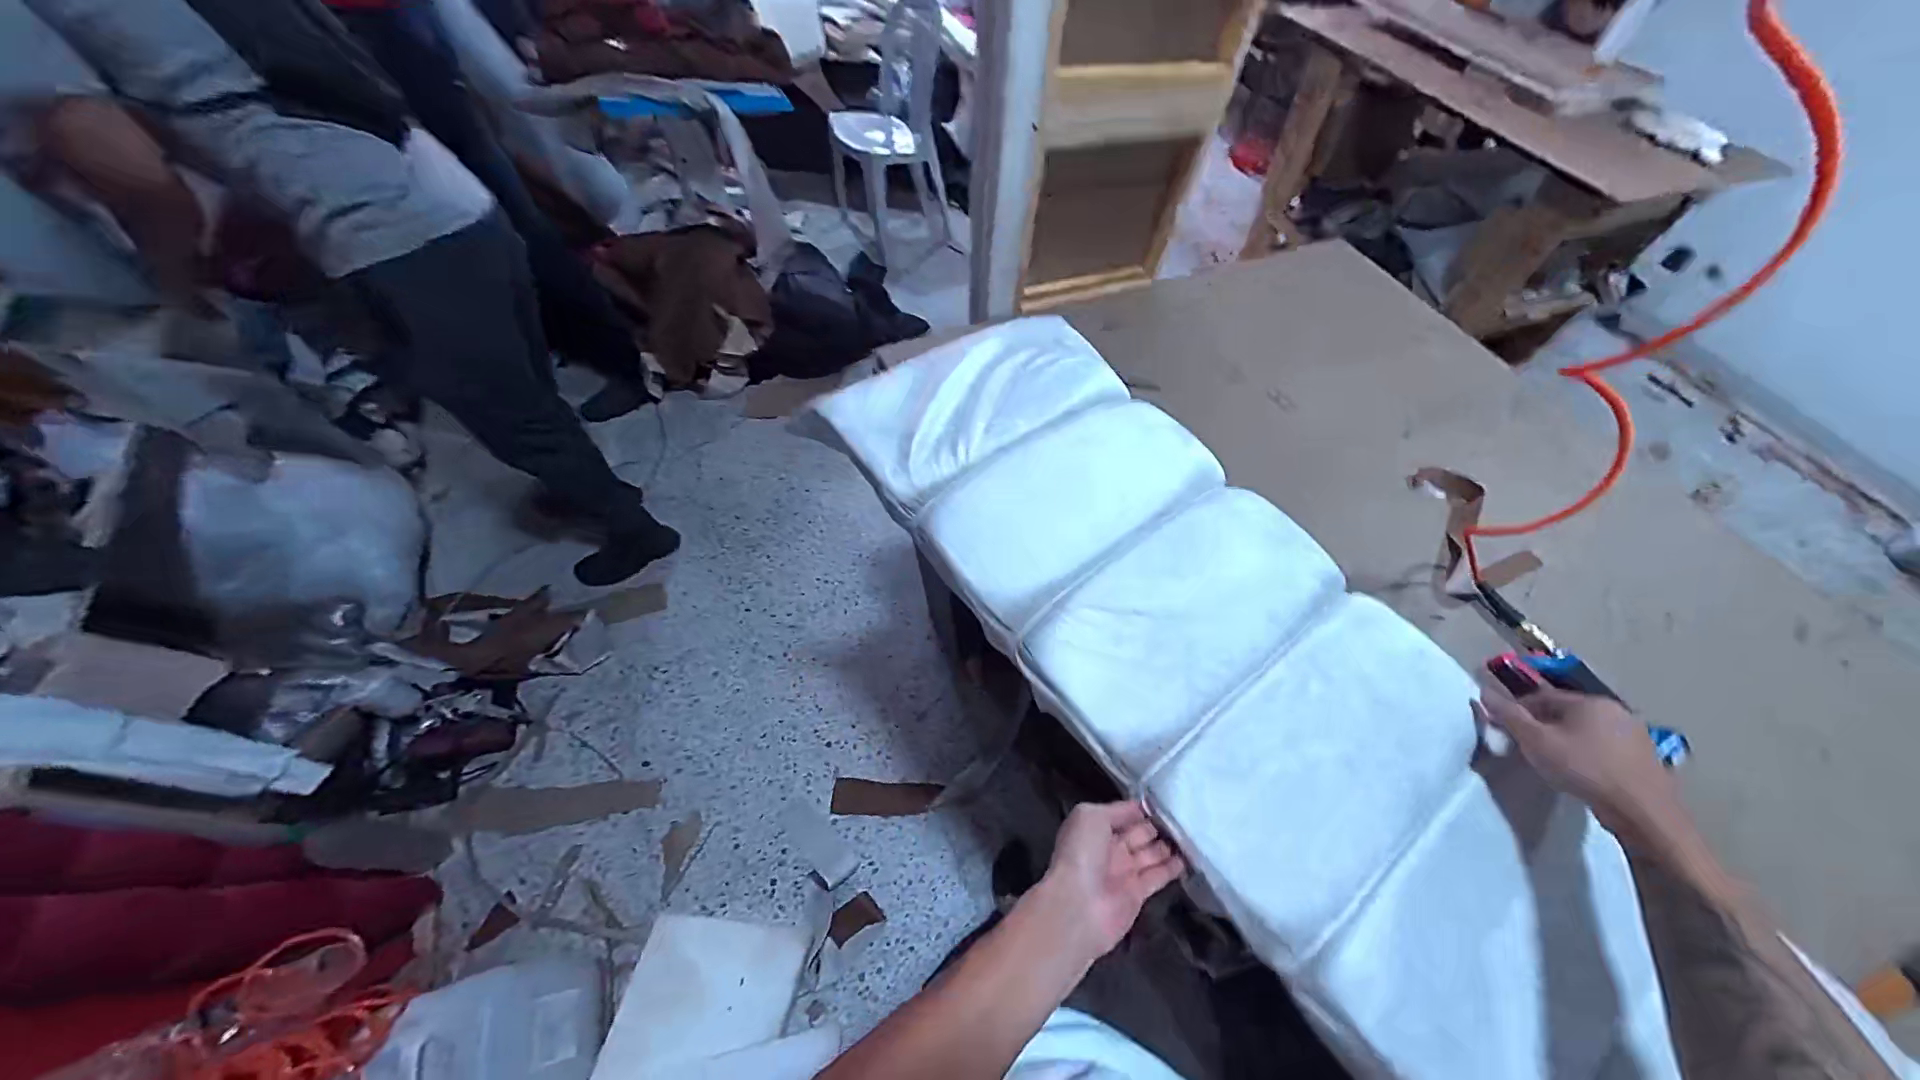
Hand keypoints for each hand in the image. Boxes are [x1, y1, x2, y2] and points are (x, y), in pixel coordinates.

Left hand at [1027, 802, 1186, 962]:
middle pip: (1139, 833)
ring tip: (1193, 834)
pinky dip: (1173, 868)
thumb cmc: (1081, 853)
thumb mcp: (1091, 816)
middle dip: (1159, 825)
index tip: (1167, 801)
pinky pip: (1159, 876)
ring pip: (1152, 854)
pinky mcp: (1138, 894)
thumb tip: (1141, 808)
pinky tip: (1191, 857)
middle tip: (1185, 816)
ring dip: (1169, 846)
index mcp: (1095, 828)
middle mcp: (1110, 848)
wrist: (1078, 906)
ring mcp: (1124, 871)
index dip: (1142, 809)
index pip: (1123, 814)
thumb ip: (1117, 810)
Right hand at [1473, 676, 1684, 841]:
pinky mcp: (1645, 758)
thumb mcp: (1534, 740)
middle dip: (1541, 726)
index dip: (1517, 711)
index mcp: (1590, 701)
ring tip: (1552, 762)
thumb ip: (1508, 715)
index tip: (1505, 729)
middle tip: (1526, 747)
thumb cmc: (1583, 768)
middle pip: (1564, 712)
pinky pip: (1604, 747)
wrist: (1642, 812)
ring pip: (1585, 730)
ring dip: (1564, 740)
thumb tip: (1484, 692)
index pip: (1541, 696)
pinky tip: (1580, 772)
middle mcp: (1616, 711)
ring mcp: (1636, 735)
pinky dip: (1586, 754)